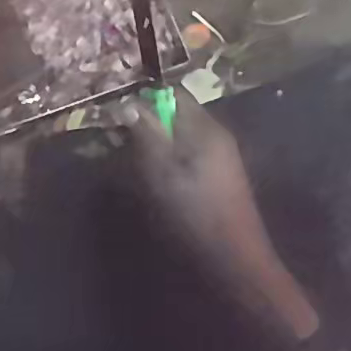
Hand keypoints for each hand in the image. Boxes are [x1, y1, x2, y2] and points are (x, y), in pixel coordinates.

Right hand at [127, 86, 258, 262]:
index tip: (119, 114)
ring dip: (156, 143)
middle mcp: (216, 135)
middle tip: (118, 141)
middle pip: (177, 114)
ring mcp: (221, 156)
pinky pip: (189, 155)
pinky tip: (156, 179)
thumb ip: (145, 132)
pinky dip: (169, 159)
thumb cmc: (193, 210)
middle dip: (147, 123)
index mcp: (205, 127)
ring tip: (132, 162)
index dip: (145, 98)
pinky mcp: (219, 177)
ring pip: (181, 136)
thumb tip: (127, 103)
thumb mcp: (161, 168)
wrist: (232, 257)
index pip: (173, 93)